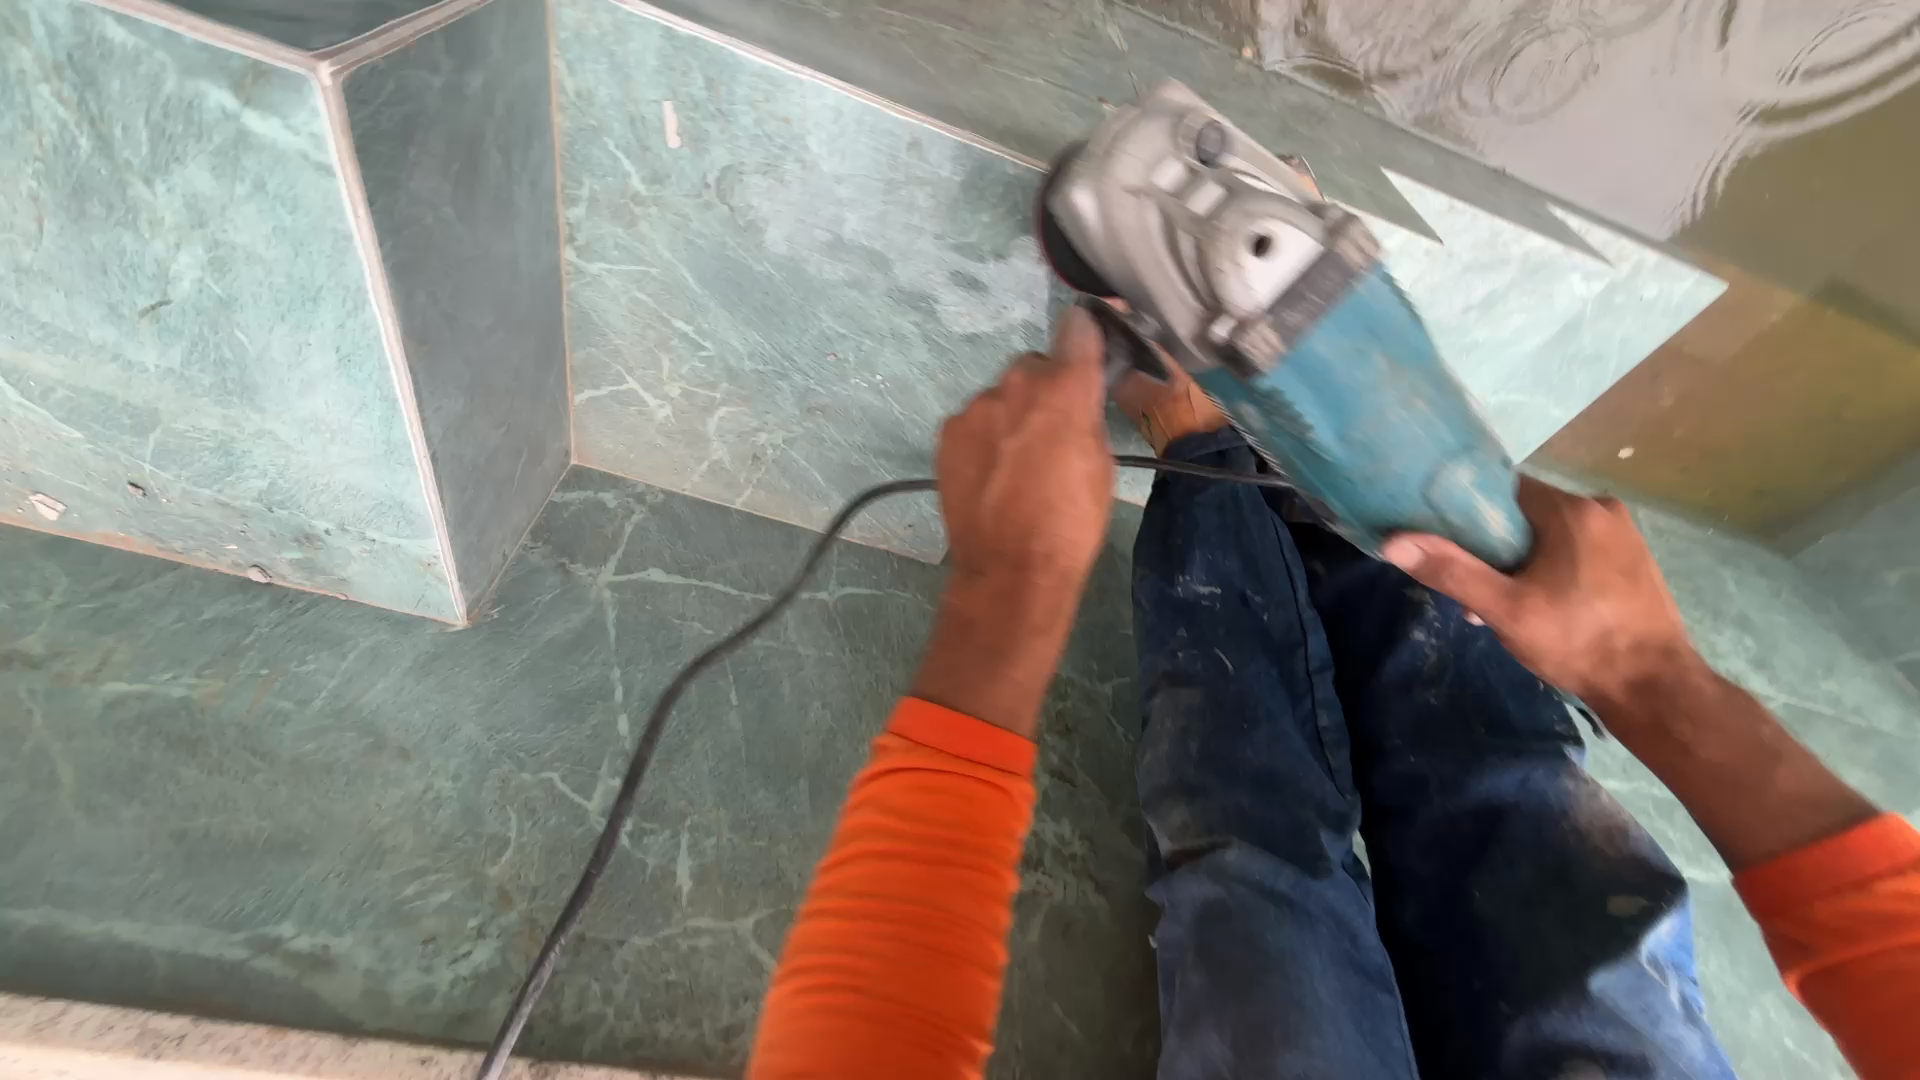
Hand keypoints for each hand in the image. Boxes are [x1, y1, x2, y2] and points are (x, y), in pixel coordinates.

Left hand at [934, 304, 1114, 592]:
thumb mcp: (1100, 465)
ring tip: (1015, 460)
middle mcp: (1015, 385)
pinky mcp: (947, 434)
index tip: (1090, 338)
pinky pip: (973, 421)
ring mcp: (975, 409)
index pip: (1077, 329)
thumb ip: (1086, 417)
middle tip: (1050, 429)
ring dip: (1011, 414)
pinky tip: (990, 471)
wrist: (1010, 568)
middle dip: (1044, 388)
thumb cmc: (1071, 523)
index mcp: (1065, 389)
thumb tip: (1076, 400)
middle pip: (1032, 367)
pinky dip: (984, 436)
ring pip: (999, 396)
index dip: (1086, 330)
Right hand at [1380, 476, 1703, 713]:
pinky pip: (1570, 550)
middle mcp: (1602, 511)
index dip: (1466, 512)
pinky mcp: (1630, 561)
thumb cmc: (1576, 640)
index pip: (1502, 490)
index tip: (1442, 540)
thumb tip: (1393, 543)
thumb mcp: (1502, 608)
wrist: (1654, 688)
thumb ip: (1449, 570)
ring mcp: (1622, 536)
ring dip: (1514, 562)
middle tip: (1468, 585)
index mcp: (1573, 511)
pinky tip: (1530, 604)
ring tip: (1494, 603)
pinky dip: (1543, 569)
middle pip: (1522, 514)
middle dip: (1488, 546)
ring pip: (1545, 535)